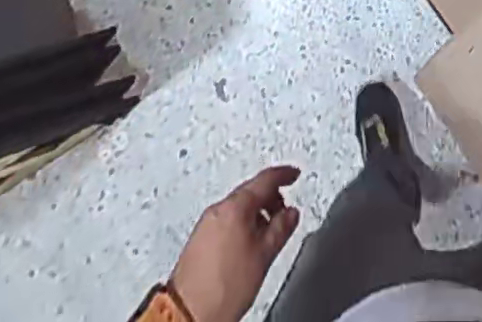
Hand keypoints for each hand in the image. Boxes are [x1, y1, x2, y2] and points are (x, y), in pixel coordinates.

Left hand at [169, 166, 301, 321]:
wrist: (188, 313)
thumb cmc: (223, 288)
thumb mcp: (264, 255)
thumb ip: (281, 228)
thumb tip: (291, 214)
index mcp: (235, 206)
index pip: (265, 179)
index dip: (283, 175)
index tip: (293, 174)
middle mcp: (218, 210)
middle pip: (250, 191)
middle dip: (271, 197)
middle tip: (285, 208)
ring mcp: (206, 224)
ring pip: (238, 206)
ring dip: (256, 212)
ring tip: (269, 232)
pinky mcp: (199, 239)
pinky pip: (227, 220)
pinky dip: (241, 223)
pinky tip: (248, 242)